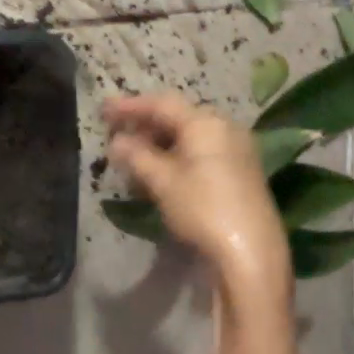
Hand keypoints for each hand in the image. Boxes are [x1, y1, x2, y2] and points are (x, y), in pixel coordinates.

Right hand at [104, 94, 289, 291]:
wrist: (250, 249)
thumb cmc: (202, 208)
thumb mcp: (162, 181)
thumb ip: (136, 156)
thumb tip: (116, 142)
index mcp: (205, 124)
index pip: (161, 104)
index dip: (130, 106)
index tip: (103, 110)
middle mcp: (224, 129)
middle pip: (177, 119)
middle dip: (143, 126)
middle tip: (115, 135)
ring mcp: (235, 150)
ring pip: (188, 138)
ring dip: (157, 144)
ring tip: (131, 159)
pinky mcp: (238, 171)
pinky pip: (200, 153)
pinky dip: (175, 157)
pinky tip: (158, 174)